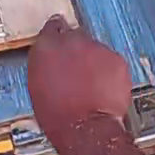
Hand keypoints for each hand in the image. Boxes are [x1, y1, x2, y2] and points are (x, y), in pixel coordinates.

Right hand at [27, 16, 131, 135]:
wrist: (85, 128)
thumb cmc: (57, 115)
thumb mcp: (38, 86)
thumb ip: (45, 65)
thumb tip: (51, 61)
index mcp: (45, 48)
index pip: (52, 27)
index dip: (57, 34)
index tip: (59, 37)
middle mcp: (71, 41)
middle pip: (75, 35)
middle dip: (76, 49)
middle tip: (76, 69)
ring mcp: (96, 48)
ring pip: (95, 49)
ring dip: (93, 62)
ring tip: (90, 84)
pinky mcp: (116, 59)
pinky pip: (112, 61)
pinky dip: (109, 71)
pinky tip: (102, 88)